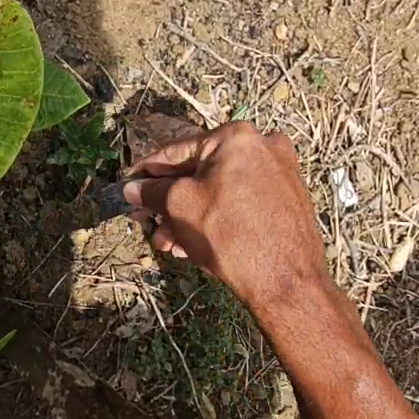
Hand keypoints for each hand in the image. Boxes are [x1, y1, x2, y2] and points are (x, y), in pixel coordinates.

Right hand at [122, 122, 331, 324]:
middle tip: (147, 221)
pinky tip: (194, 244)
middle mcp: (263, 146)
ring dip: (189, 215)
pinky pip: (240, 201)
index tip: (130, 183)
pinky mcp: (288, 198)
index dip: (148, 170)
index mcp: (236, 137)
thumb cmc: (228, 234)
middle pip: (200, 172)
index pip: (177, 150)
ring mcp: (280, 172)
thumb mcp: (179, 206)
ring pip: (219, 190)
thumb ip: (152, 192)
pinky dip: (216, 217)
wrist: (286, 281)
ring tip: (169, 244)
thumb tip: (133, 188)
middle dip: (170, 201)